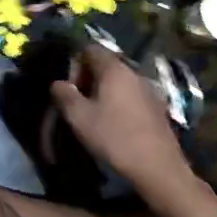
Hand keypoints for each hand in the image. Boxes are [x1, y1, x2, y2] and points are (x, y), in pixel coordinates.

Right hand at [50, 48, 189, 192]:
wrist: (157, 167)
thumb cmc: (114, 137)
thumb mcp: (79, 117)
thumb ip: (64, 95)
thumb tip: (58, 83)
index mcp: (114, 69)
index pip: (90, 49)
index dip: (75, 62)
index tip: (69, 86)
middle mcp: (134, 72)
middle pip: (106, 64)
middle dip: (88, 78)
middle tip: (78, 101)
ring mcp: (149, 89)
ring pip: (119, 81)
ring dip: (104, 91)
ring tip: (94, 113)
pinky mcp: (157, 107)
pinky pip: (132, 95)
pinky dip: (119, 102)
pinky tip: (115, 123)